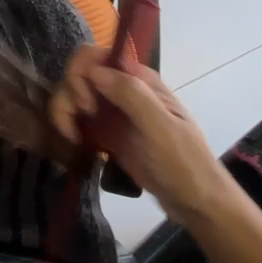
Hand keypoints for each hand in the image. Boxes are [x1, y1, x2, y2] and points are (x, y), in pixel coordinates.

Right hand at [50, 49, 239, 225]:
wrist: (197, 206)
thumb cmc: (185, 164)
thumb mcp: (162, 129)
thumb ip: (131, 95)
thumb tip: (93, 70)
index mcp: (138, 79)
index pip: (94, 56)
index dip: (81, 73)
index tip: (86, 105)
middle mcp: (121, 88)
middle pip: (78, 74)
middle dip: (70, 95)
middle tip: (78, 124)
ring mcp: (112, 110)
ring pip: (73, 94)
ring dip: (64, 110)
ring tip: (71, 137)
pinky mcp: (105, 131)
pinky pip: (76, 117)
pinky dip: (67, 125)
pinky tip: (73, 142)